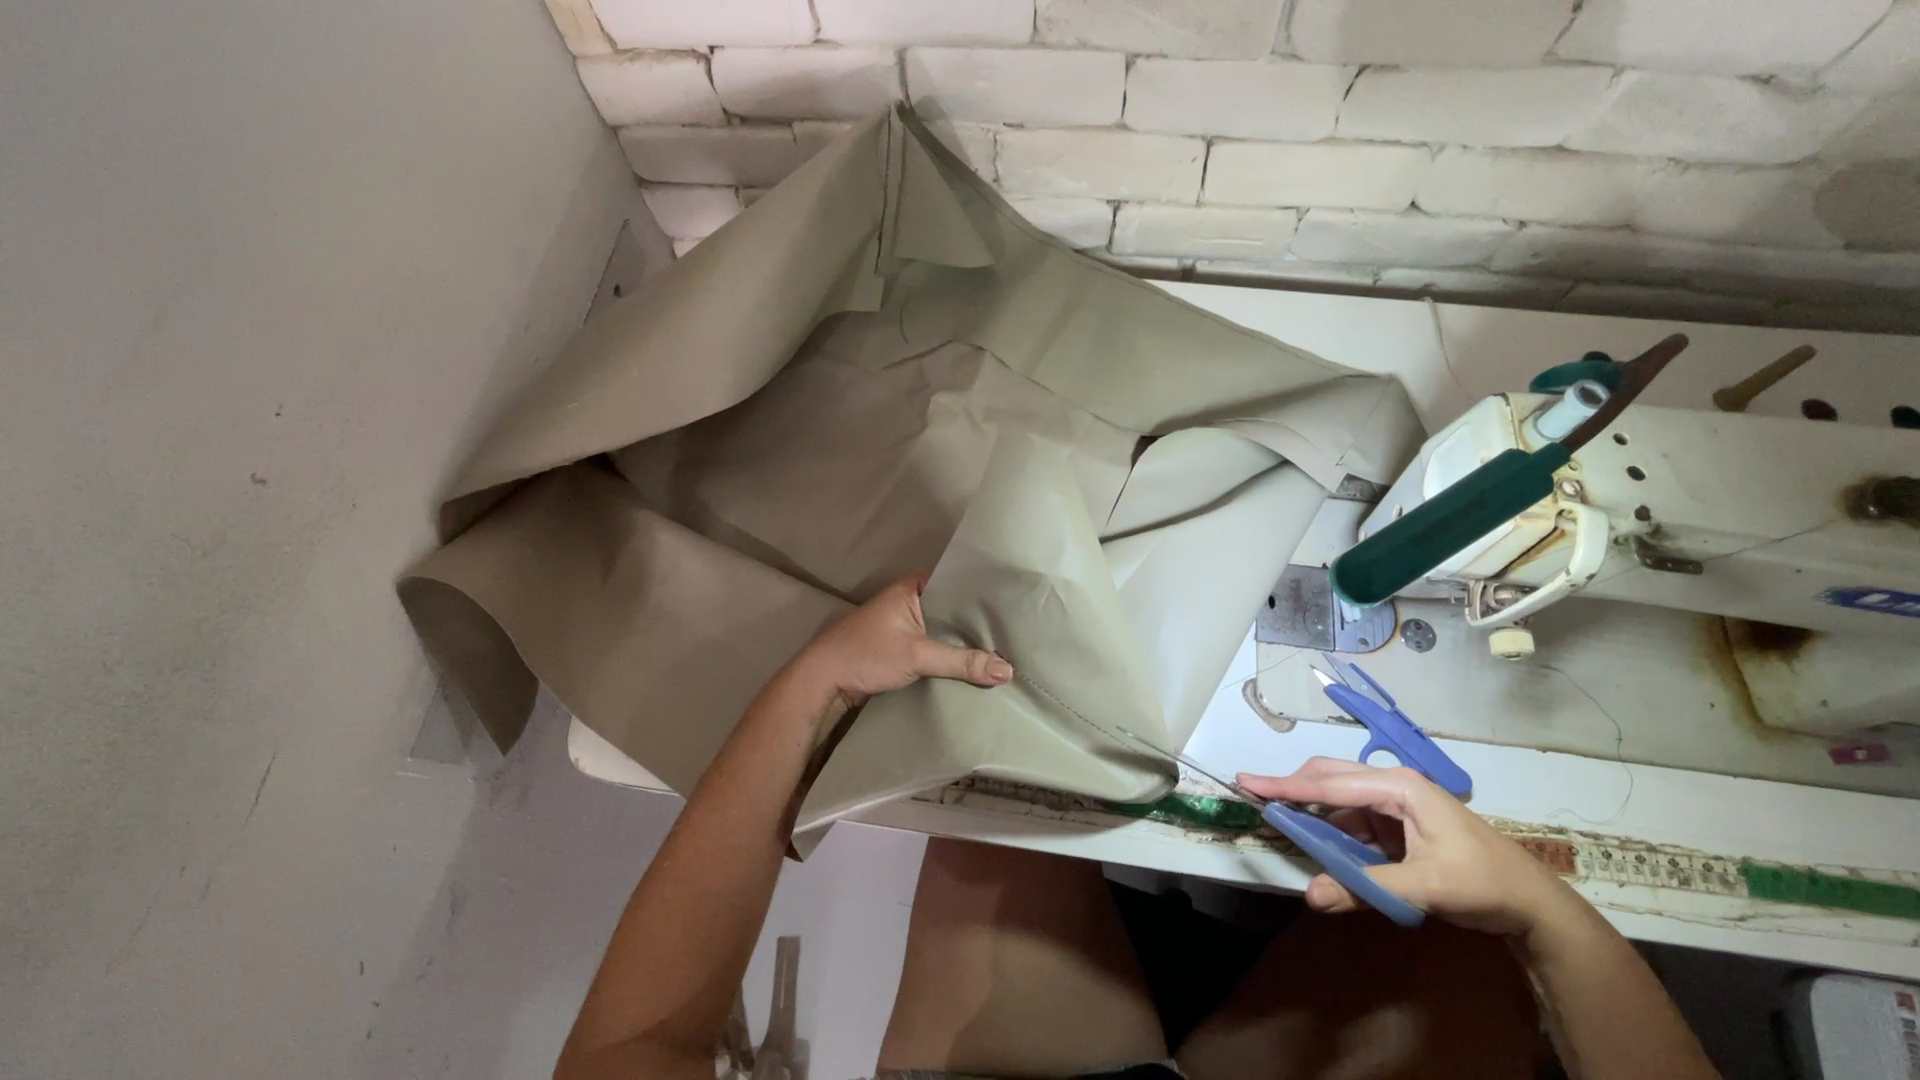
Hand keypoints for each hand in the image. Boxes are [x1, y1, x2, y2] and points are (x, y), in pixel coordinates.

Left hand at [784, 573, 1011, 723]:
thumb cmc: (866, 655)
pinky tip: (974, 666)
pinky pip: (934, 648)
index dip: (982, 596)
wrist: (823, 682)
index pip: (957, 583)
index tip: (1013, 607)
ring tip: (1002, 650)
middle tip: (1014, 633)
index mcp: (911, 587)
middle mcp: (909, 601)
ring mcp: (904, 626)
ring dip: (963, 643)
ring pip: (943, 631)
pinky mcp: (900, 650)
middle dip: (977, 624)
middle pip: (952, 610)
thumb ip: (962, 662)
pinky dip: (949, 657)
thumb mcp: (918, 656)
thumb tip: (1008, 671)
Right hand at [1239, 758, 1580, 935]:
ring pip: (1338, 799)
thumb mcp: (1425, 888)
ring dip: (1309, 812)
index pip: (1331, 784)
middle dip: (1292, 788)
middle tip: (1254, 794)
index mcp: (1400, 787)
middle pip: (1330, 778)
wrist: (1532, 903)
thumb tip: (1311, 894)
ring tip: (1278, 821)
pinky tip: (1315, 843)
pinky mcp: (1396, 824)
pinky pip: (1351, 821)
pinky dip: (1329, 831)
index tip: (1247, 781)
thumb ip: (1366, 888)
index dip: (1287, 785)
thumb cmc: (1483, 883)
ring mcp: (1395, 804)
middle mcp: (1393, 786)